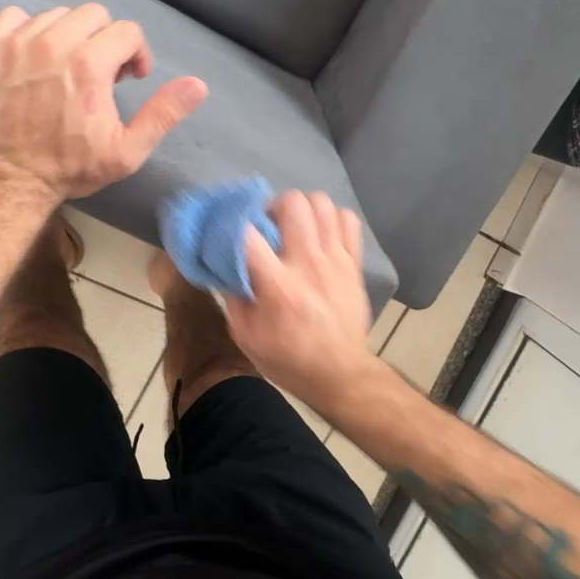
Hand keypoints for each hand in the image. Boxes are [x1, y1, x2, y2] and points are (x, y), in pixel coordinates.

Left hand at [0, 4, 207, 201]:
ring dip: (69, 36)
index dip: (137, 54)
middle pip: (93, 15)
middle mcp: (54, 43)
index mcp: (91, 64)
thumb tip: (198, 86)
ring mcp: (17, 44)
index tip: (131, 79)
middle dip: (105, 40)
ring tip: (67, 68)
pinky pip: (14, 17)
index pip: (127, 31)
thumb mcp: (126, 152)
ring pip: (56, 15)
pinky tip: (33, 58)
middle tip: (101, 74)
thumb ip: (163, 114)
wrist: (6, 181)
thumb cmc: (69, 169)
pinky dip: (28, 30)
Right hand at [226, 192, 378, 405]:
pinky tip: (319, 234)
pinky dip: (330, 219)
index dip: (234, 226)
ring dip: (301, 209)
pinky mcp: (354, 263)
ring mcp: (336, 260)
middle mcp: (308, 265)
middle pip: (292, 204)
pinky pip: (347, 219)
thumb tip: (225, 265)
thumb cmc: (289, 359)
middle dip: (272, 206)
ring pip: (321, 204)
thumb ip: (233, 296)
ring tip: (292, 226)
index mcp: (278, 286)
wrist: (340, 374)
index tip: (228, 232)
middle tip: (266, 225)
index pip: (249, 235)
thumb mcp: (246, 336)